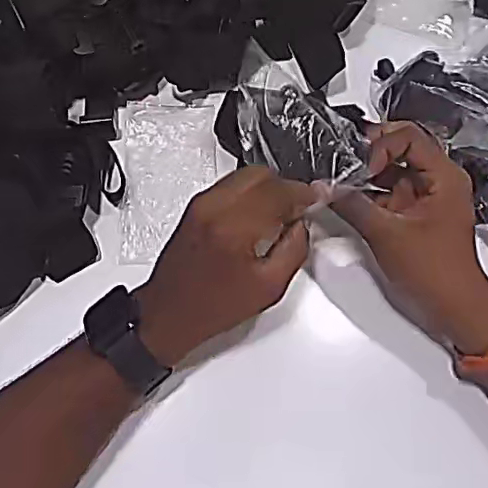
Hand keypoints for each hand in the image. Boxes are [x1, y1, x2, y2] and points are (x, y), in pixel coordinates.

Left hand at [133, 166, 317, 367]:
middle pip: (261, 175)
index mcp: (233, 226)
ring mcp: (201, 203)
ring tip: (278, 217)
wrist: (170, 312)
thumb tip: (303, 223)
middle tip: (298, 210)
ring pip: (245, 176)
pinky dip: (249, 193)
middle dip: (285, 189)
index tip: (316, 198)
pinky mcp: (195, 205)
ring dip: (267, 189)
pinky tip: (256, 218)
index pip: (277, 191)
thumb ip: (294, 248)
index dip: (304, 193)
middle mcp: (213, 207)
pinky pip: (230, 185)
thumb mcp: (269, 287)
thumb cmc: (211, 306)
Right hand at [326, 122, 487, 354]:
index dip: (380, 146)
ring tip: (344, 178)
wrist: (455, 309)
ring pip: (392, 165)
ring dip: (366, 169)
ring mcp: (425, 194)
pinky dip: (368, 187)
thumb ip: (352, 204)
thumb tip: (325, 186)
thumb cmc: (439, 274)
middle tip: (347, 160)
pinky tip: (350, 195)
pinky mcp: (413, 209)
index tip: (363, 166)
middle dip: (370, 150)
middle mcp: (438, 180)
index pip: (409, 136)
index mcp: (445, 177)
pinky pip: (387, 185)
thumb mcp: (387, 234)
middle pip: (401, 145)